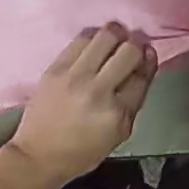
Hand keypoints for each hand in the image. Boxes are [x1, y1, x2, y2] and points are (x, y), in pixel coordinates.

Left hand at [8, 22, 157, 186]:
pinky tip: (95, 43)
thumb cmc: (82, 152)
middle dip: (137, 43)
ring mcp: (75, 77)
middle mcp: (99, 91)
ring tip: (116, 39)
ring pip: (106, 36)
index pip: (143, 75)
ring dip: (117, 33)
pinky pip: (81, 39)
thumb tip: (143, 67)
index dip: (149, 60)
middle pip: (129, 51)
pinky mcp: (55, 69)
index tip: (148, 54)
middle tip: (133, 45)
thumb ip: (133, 103)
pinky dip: (94, 36)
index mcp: (118, 114)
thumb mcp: (117, 135)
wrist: (39, 155)